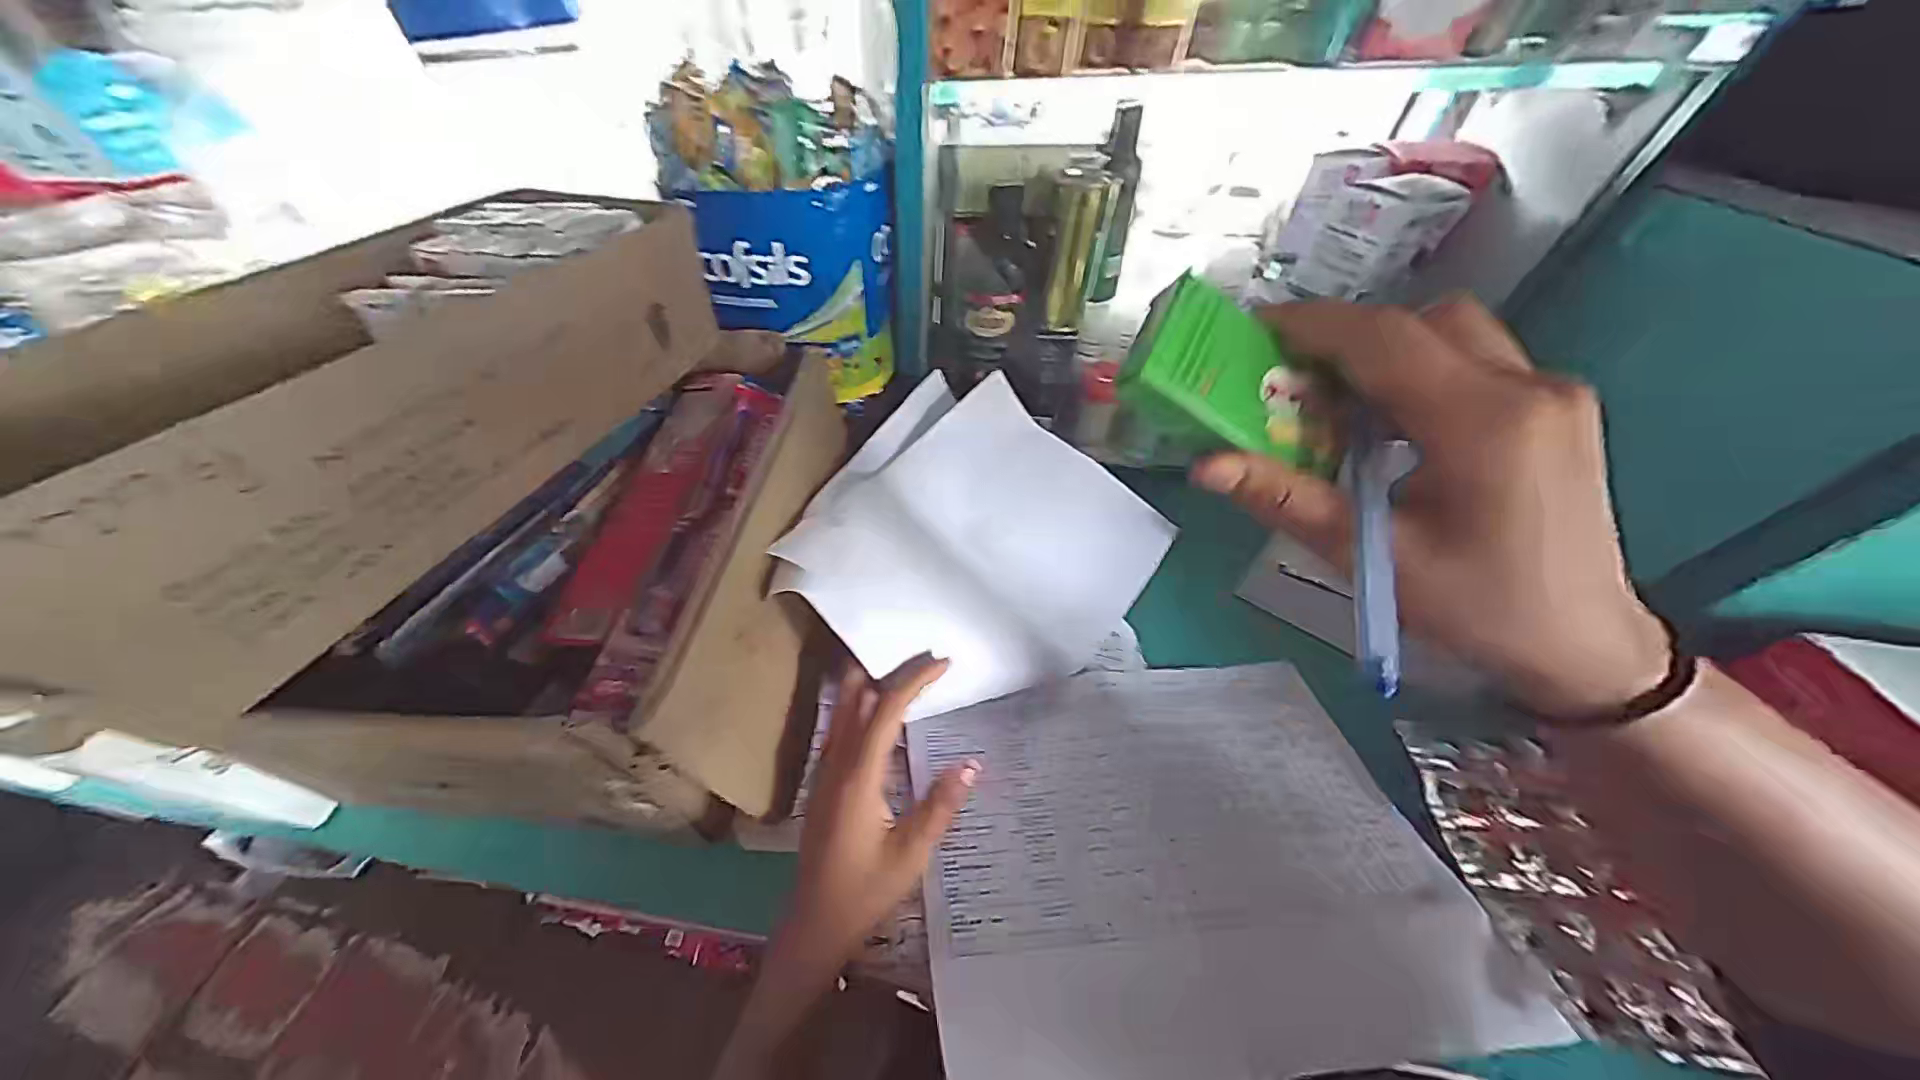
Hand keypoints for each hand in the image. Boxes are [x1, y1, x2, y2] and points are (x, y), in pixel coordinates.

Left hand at [714, 654, 976, 1079]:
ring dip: (872, 682)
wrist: (814, 922)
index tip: (942, 662)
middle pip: (859, 698)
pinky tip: (877, 709)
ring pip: (844, 709)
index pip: (886, 710)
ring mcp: (824, 770)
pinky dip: (861, 704)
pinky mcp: (822, 780)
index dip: (914, 680)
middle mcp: (836, 763)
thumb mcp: (911, 854)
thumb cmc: (865, 890)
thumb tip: (972, 761)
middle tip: (926, 656)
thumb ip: (940, 805)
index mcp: (858, 776)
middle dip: (892, 671)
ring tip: (905, 669)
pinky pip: (840, 726)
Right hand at [1191, 295, 1667, 717]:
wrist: (1582, 643)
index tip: (1253, 331)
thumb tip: (1205, 466)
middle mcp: (1527, 387)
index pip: (1385, 340)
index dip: (1312, 325)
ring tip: (1330, 399)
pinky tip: (1384, 423)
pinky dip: (1413, 372)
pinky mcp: (1554, 407)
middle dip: (1344, 336)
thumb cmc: (1475, 607)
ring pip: (1450, 333)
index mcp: (1484, 422)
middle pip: (1420, 322)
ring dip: (1381, 351)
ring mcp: (1551, 392)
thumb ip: (1285, 499)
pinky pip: (1471, 360)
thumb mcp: (1368, 555)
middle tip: (1287, 372)